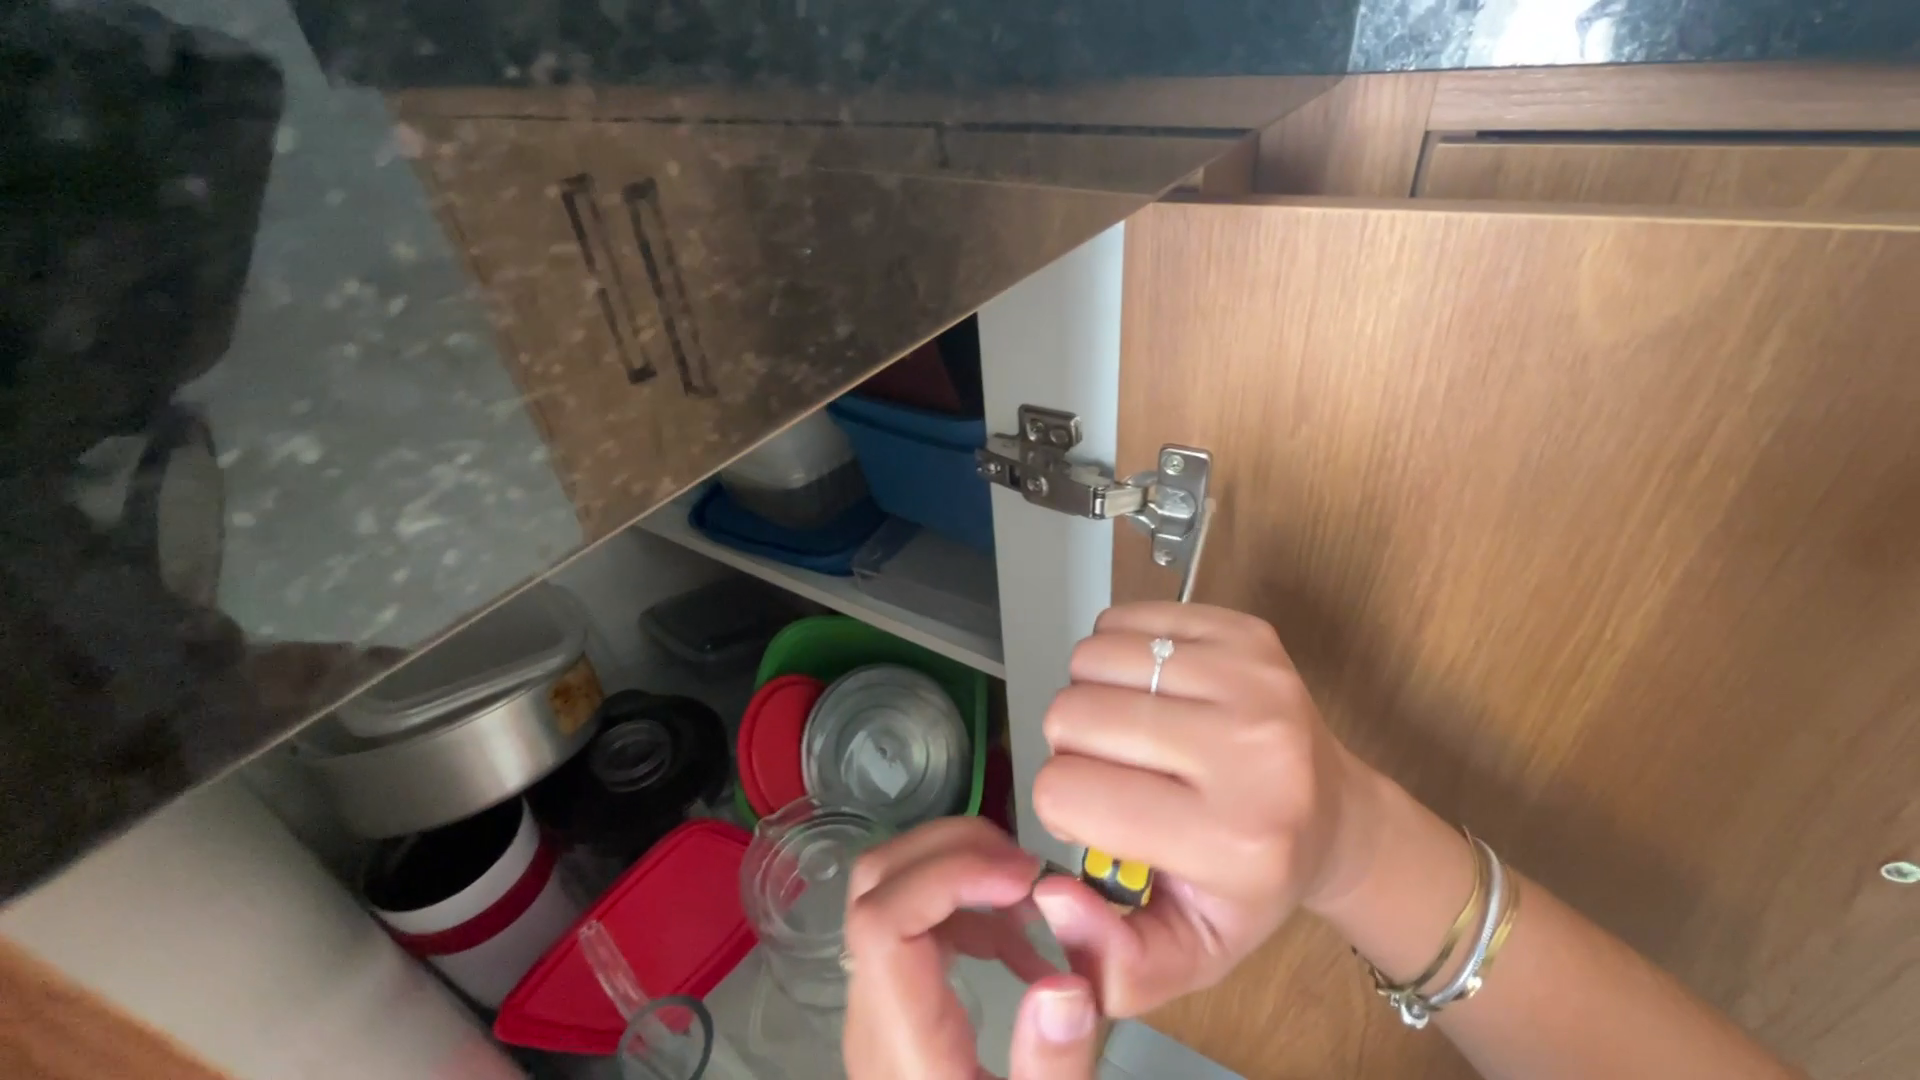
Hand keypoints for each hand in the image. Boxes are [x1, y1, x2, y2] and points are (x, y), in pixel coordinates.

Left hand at [844, 818, 1103, 1079]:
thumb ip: (1054, 1068)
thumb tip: (1066, 981)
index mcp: (898, 1044)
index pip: (882, 920)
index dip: (948, 875)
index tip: (1027, 878)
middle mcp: (871, 1008)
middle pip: (876, 882)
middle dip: (954, 850)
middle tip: (1032, 875)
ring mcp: (878, 998)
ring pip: (892, 886)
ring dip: (963, 869)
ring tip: (1035, 901)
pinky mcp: (896, 998)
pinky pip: (917, 916)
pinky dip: (969, 903)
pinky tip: (1024, 942)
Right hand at [1029, 602, 1383, 1016]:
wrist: (1340, 817)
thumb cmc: (1254, 885)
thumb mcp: (1190, 952)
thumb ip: (1111, 960)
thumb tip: (1046, 892)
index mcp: (1228, 838)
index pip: (1066, 791)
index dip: (1061, 804)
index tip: (1095, 814)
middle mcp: (1246, 748)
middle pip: (1070, 715)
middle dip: (1070, 746)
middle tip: (1111, 769)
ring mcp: (1250, 676)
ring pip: (1089, 659)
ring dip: (1090, 694)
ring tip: (1129, 728)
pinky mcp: (1246, 632)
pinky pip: (1122, 619)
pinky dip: (1117, 654)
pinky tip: (1148, 689)